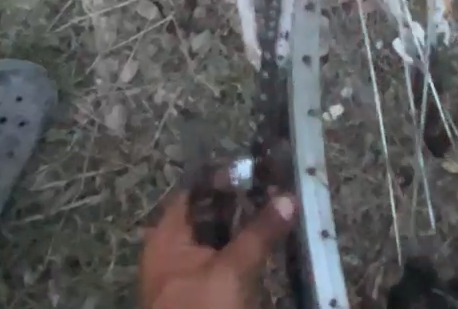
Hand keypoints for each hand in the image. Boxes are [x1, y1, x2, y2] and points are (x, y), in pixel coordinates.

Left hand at [139, 188, 297, 308]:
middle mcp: (175, 249)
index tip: (260, 165)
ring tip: (282, 204)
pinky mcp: (209, 293)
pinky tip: (273, 240)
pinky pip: (229, 260)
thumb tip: (288, 197)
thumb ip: (259, 232)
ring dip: (249, 225)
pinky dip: (248, 249)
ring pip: (223, 237)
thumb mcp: (230, 271)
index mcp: (168, 236)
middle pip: (211, 213)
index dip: (226, 175)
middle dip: (244, 200)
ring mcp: (192, 274)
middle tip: (278, 184)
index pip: (196, 189)